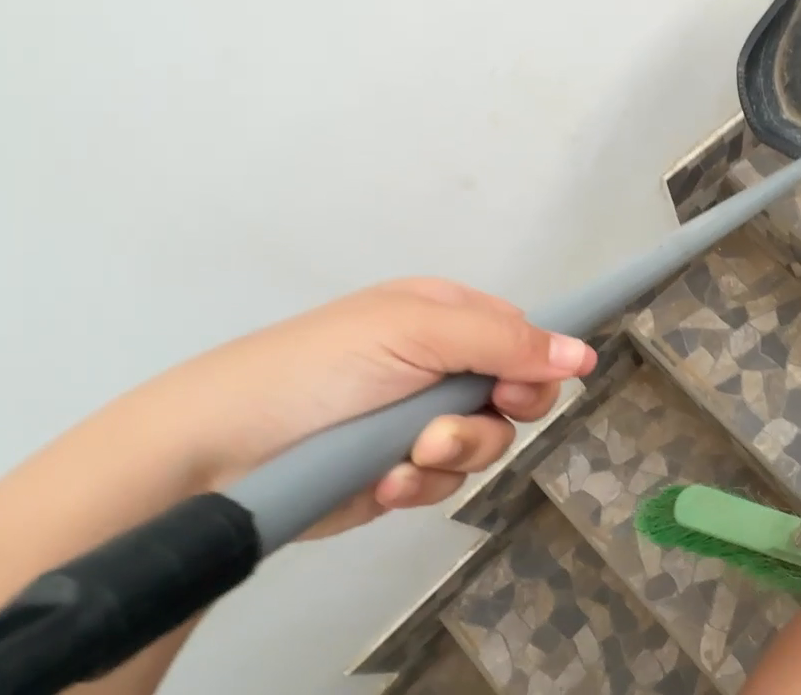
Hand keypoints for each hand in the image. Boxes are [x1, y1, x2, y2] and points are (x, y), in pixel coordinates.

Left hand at [114, 278, 596, 537]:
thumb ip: (509, 343)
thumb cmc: (322, 368)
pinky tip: (383, 479)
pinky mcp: (400, 472)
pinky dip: (421, 482)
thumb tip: (587, 354)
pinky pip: (445, 480)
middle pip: (518, 394)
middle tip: (465, 419)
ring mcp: (421, 422)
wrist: (213, 453)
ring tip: (408, 454)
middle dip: (497, 414)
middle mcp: (442, 368)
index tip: (525, 387)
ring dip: (455, 452)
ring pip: (487, 442)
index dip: (538, 363)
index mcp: (447, 318)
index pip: (525, 336)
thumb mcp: (420, 333)